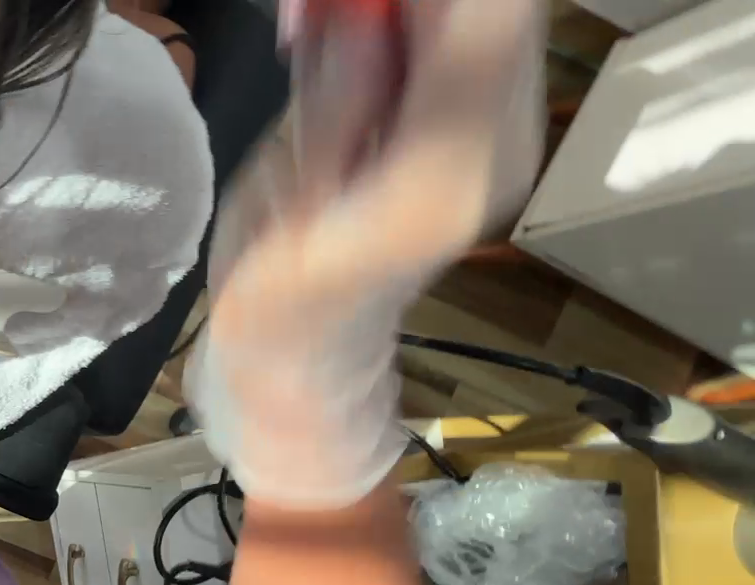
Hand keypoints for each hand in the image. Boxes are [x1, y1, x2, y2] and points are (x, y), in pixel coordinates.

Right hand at [187, 0, 543, 507]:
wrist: (304, 358)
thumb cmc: (268, 302)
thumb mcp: (275, 201)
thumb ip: (333, 99)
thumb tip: (353, 10)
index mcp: (440, 174)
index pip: (476, 16)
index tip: (316, 2)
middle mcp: (501, 149)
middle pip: (488, 11)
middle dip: (391, 0)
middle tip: (307, 14)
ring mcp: (506, 143)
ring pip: (480, 23)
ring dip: (396, 14)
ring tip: (316, 32)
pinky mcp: (491, 139)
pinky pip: (468, 49)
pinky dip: (410, 33)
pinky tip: (347, 54)